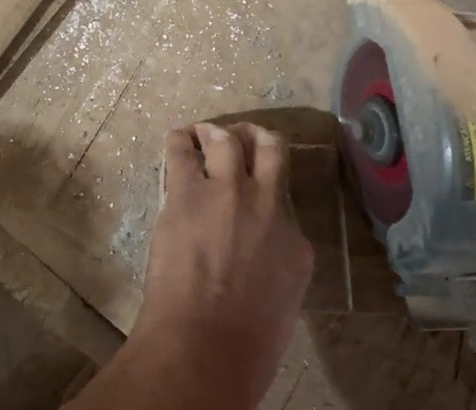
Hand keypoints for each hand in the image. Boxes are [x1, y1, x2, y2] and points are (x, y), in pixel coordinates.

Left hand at [128, 122, 313, 405]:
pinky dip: (181, 139)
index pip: (285, 200)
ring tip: (204, 134)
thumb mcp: (282, 301)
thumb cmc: (245, 343)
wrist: (205, 342)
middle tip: (243, 135)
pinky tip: (179, 140)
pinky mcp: (188, 191)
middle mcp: (267, 205)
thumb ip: (274, 264)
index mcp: (296, 242)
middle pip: (270, 150)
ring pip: (226, 139)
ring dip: (215, 133)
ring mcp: (228, 192)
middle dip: (257, 137)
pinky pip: (182, 149)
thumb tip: (255, 252)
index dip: (268, 193)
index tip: (254, 193)